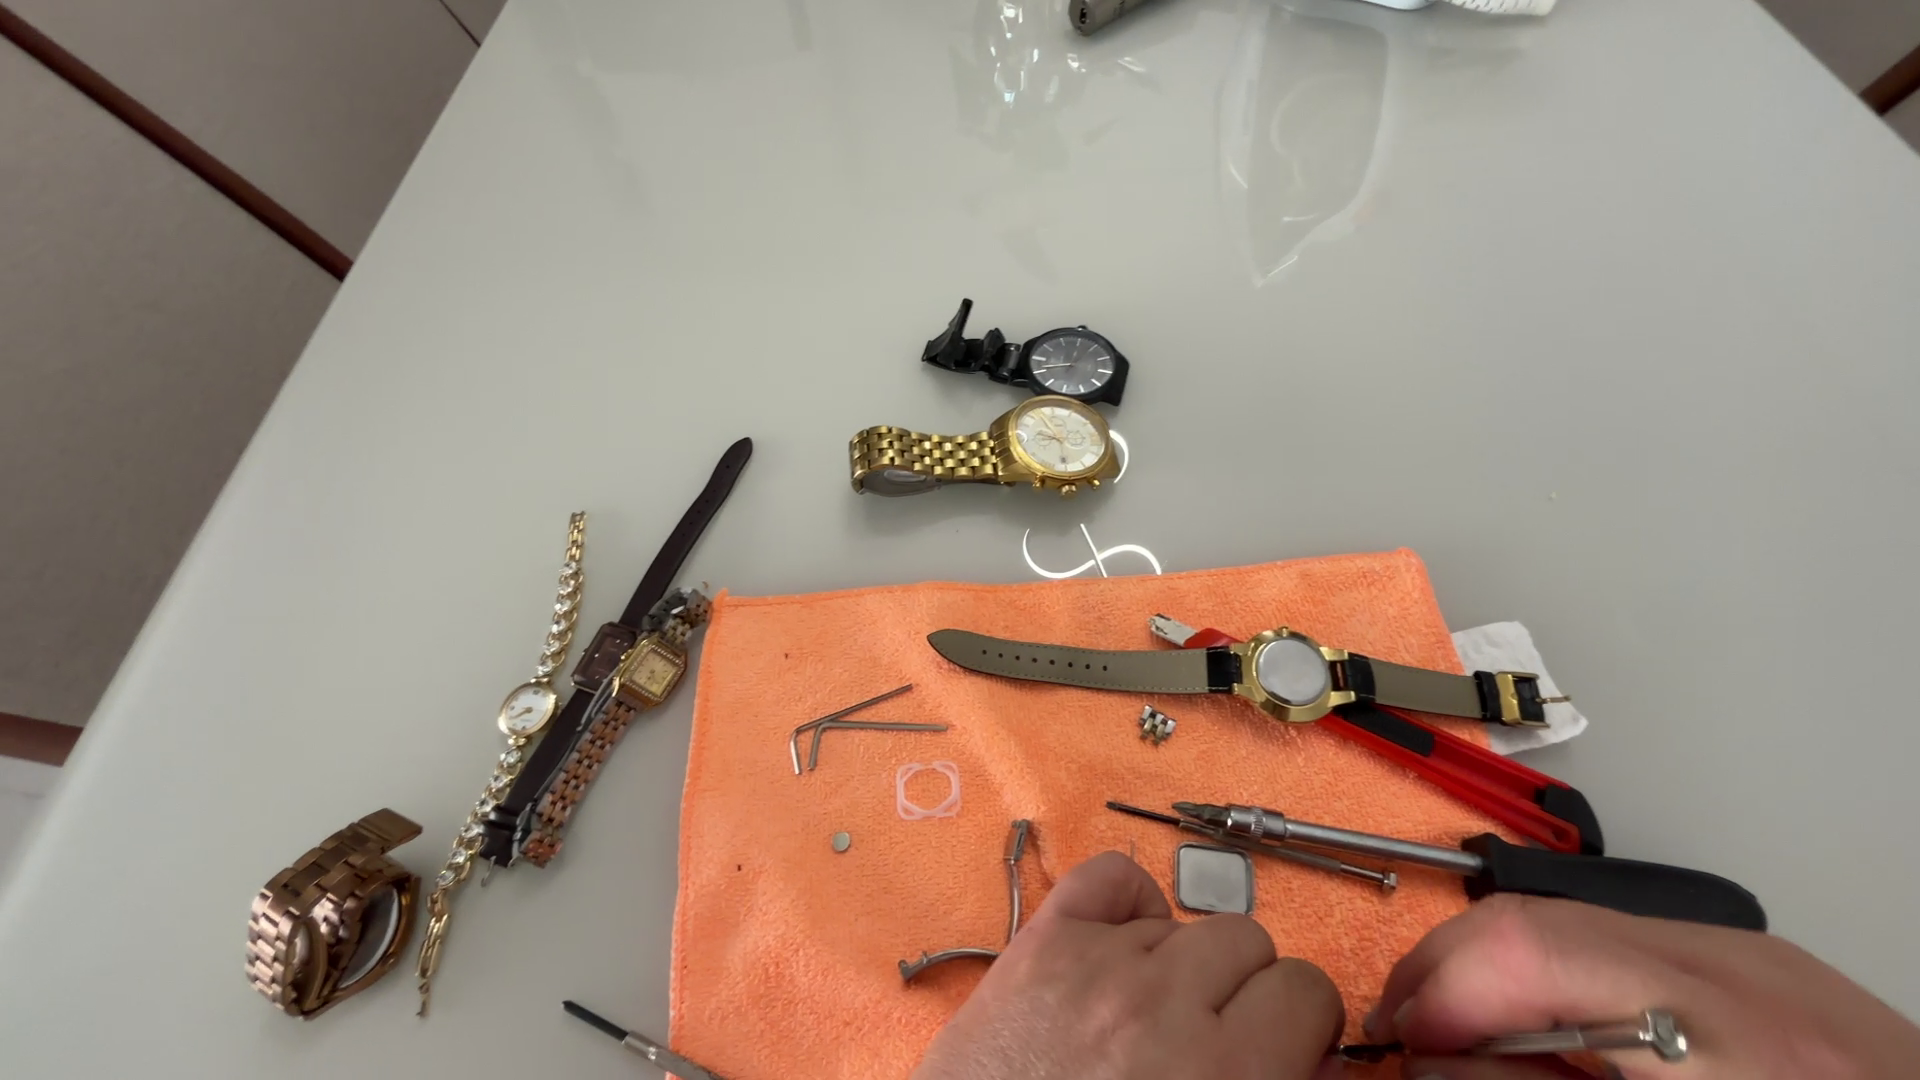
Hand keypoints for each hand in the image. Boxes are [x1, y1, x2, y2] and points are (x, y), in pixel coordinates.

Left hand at [912, 851, 1342, 1079]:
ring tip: (1147, 1009)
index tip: (1279, 1040)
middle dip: (1241, 986)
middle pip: (1246, 939)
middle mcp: (1162, 1000)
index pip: (1305, 987)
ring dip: (1178, 959)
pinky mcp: (1043, 939)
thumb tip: (1319, 1053)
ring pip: (1181, 918)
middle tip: (1211, 1031)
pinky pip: (1109, 875)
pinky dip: (1125, 902)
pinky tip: (1119, 944)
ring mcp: (1097, 959)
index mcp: (1223, 1070)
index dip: (1299, 1018)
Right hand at [1367, 895, 1919, 1078]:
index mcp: (1739, 1042)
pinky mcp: (1736, 954)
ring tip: (1440, 1021)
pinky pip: (1594, 934)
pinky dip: (1530, 965)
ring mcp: (1737, 949)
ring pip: (1551, 915)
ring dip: (1475, 962)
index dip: (1445, 989)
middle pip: (1528, 920)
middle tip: (1396, 1030)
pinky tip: (1517, 1011)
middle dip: (1439, 969)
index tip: (1400, 1048)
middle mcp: (1732, 966)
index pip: (1533, 953)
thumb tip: (1427, 1063)